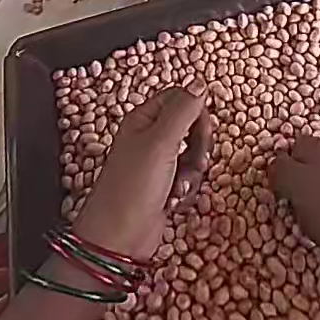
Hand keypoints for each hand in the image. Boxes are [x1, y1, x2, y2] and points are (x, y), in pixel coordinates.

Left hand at [74, 88, 212, 259]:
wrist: (119, 238)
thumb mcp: (161, 142)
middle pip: (192, 126)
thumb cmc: (132, 188)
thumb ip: (183, 110)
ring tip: (178, 185)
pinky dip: (187, 189)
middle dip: (198, 146)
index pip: (181, 97)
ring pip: (194, 154)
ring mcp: (157, 162)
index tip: (200, 131)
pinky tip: (174, 200)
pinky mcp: (164, 185)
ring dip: (193, 171)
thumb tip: (199, 81)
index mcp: (144, 118)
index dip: (197, 113)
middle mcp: (149, 136)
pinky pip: (189, 177)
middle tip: (194, 160)